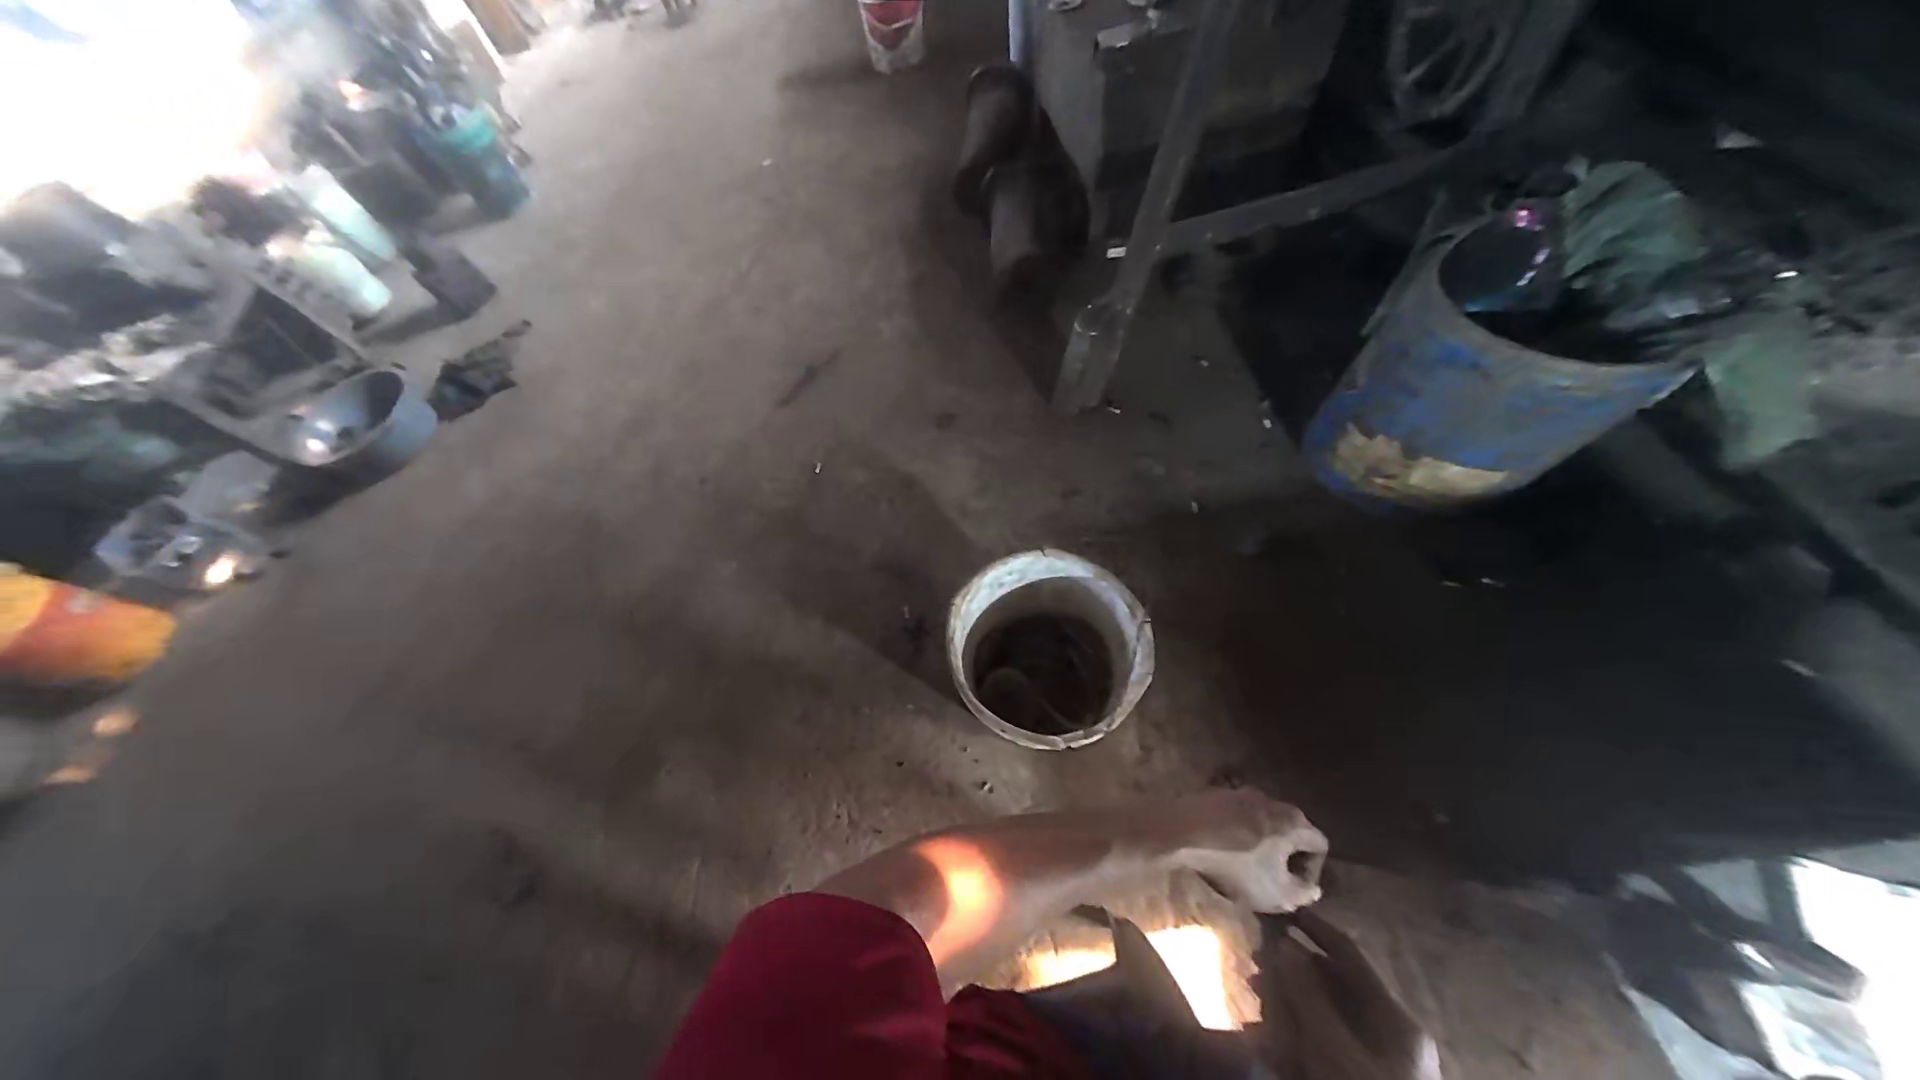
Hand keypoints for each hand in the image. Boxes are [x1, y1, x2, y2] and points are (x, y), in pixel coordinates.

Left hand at [1163, 790, 1327, 912]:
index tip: (1294, 887)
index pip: (1319, 844)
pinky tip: (1222, 850)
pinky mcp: (1216, 794)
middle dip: (1285, 856)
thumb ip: (1302, 893)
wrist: (1183, 831)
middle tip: (1271, 878)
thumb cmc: (1236, 865)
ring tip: (1244, 867)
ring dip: (1259, 844)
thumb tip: (1312, 888)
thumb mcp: (1277, 894)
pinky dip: (1236, 833)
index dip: (1313, 870)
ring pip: (1261, 823)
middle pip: (1290, 830)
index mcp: (1293, 821)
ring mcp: (1241, 793)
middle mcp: (1271, 800)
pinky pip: (1236, 817)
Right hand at [1260, 909, 1440, 1079]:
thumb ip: (1308, 995)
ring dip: (1293, 996)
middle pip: (1339, 982)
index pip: (1350, 955)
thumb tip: (1285, 944)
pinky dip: (1302, 1027)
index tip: (1278, 909)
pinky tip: (1271, 1031)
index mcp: (1395, 1019)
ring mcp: (1384, 1059)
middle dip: (1295, 967)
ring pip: (1333, 1010)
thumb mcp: (1331, 1051)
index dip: (1314, 928)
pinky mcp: (1368, 1077)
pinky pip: (1332, 1039)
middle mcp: (1394, 1033)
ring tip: (1255, 991)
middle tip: (1255, 959)